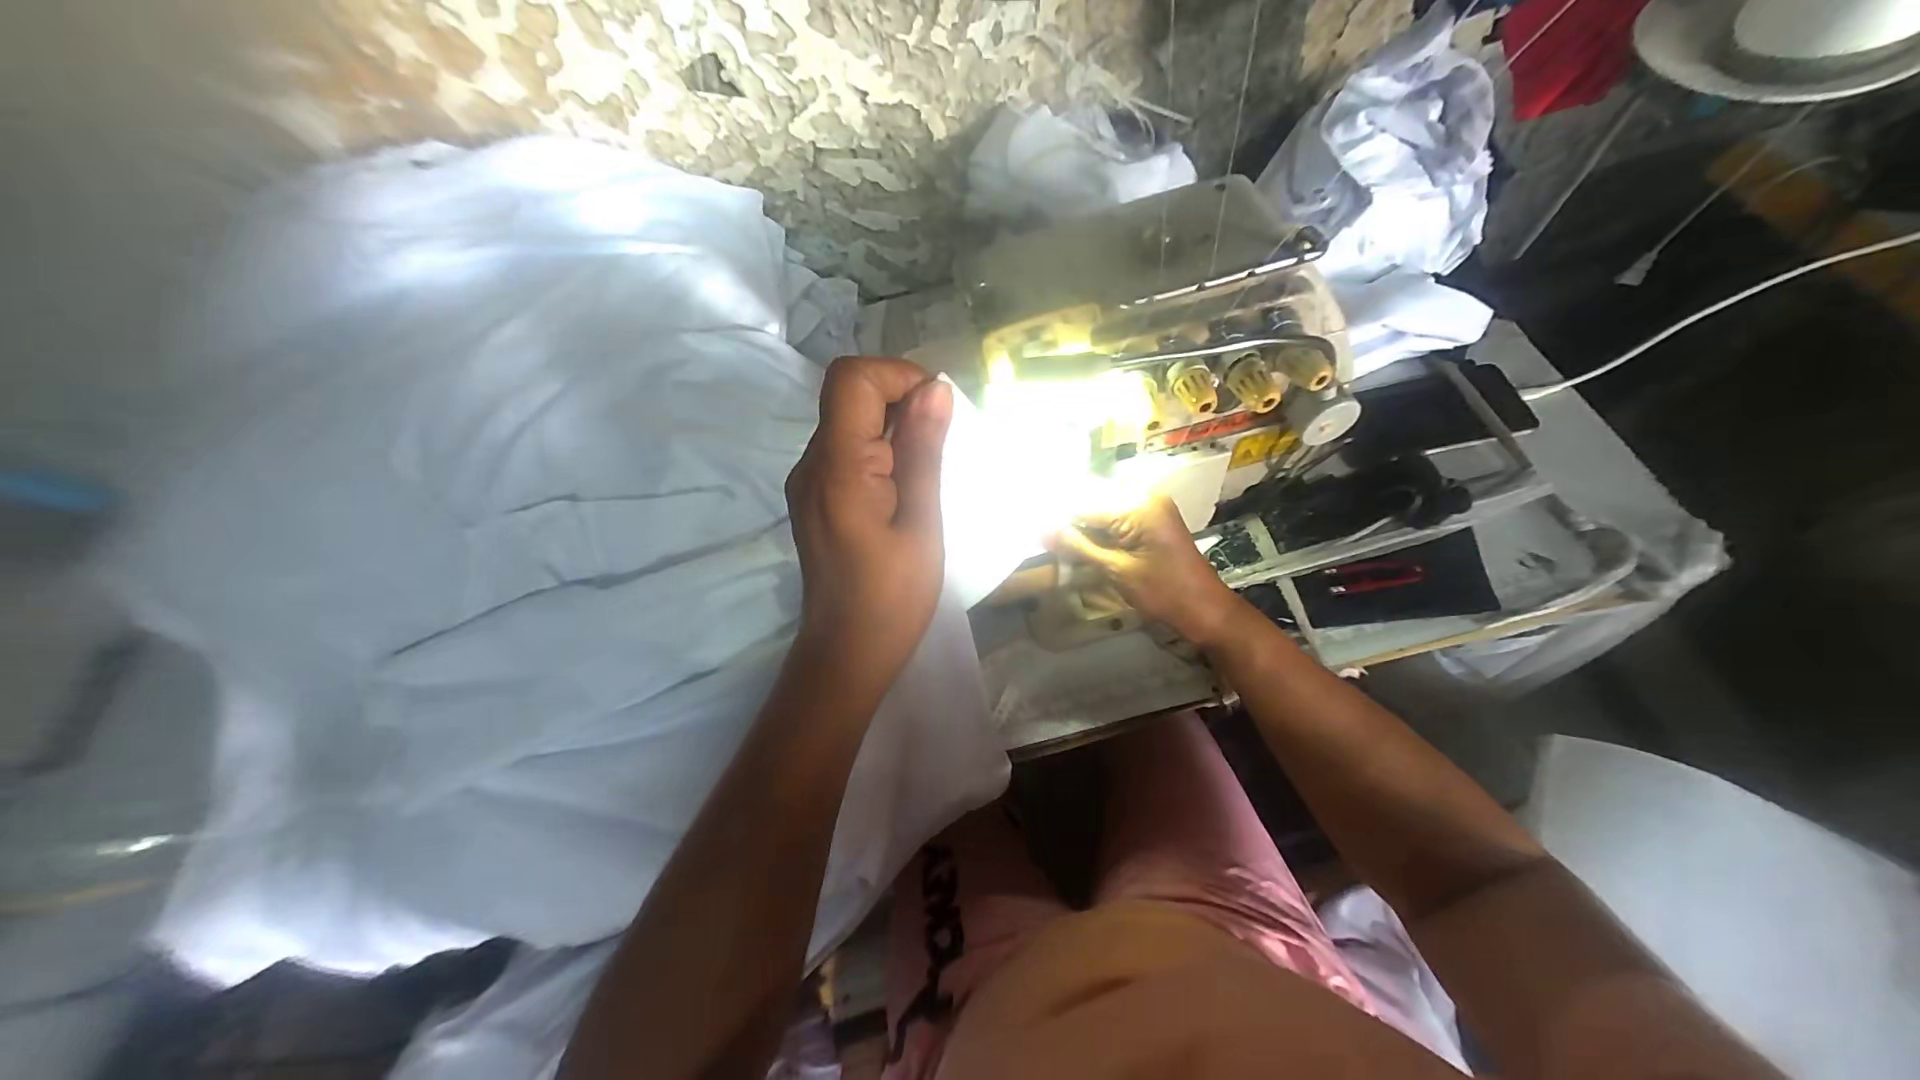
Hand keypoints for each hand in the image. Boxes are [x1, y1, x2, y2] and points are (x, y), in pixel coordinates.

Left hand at [785, 356, 951, 701]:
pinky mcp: (814, 497)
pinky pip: (847, 451)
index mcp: (836, 467)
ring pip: (849, 422)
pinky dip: (881, 451)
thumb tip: (936, 389)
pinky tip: (905, 488)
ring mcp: (807, 481)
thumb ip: (924, 452)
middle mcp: (811, 464)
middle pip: (849, 396)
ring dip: (893, 428)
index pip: (851, 378)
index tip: (936, 409)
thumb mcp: (922, 522)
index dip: (897, 376)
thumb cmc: (893, 597)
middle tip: (941, 445)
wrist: (847, 652)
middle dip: (901, 401)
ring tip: (927, 473)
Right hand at [1046, 496, 1245, 649]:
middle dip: (1066, 515)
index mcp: (1138, 504)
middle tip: (1039, 532)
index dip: (1055, 516)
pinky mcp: (1151, 516)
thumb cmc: (1165, 592)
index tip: (1031, 526)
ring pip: (1101, 505)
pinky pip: (1115, 513)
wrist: (1206, 608)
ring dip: (1079, 521)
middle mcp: (1144, 494)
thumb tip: (1042, 530)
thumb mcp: (1117, 570)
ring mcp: (1150, 504)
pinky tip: (1078, 540)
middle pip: (1092, 497)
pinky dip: (1097, 526)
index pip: (1084, 502)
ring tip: (1052, 536)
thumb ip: (1079, 546)